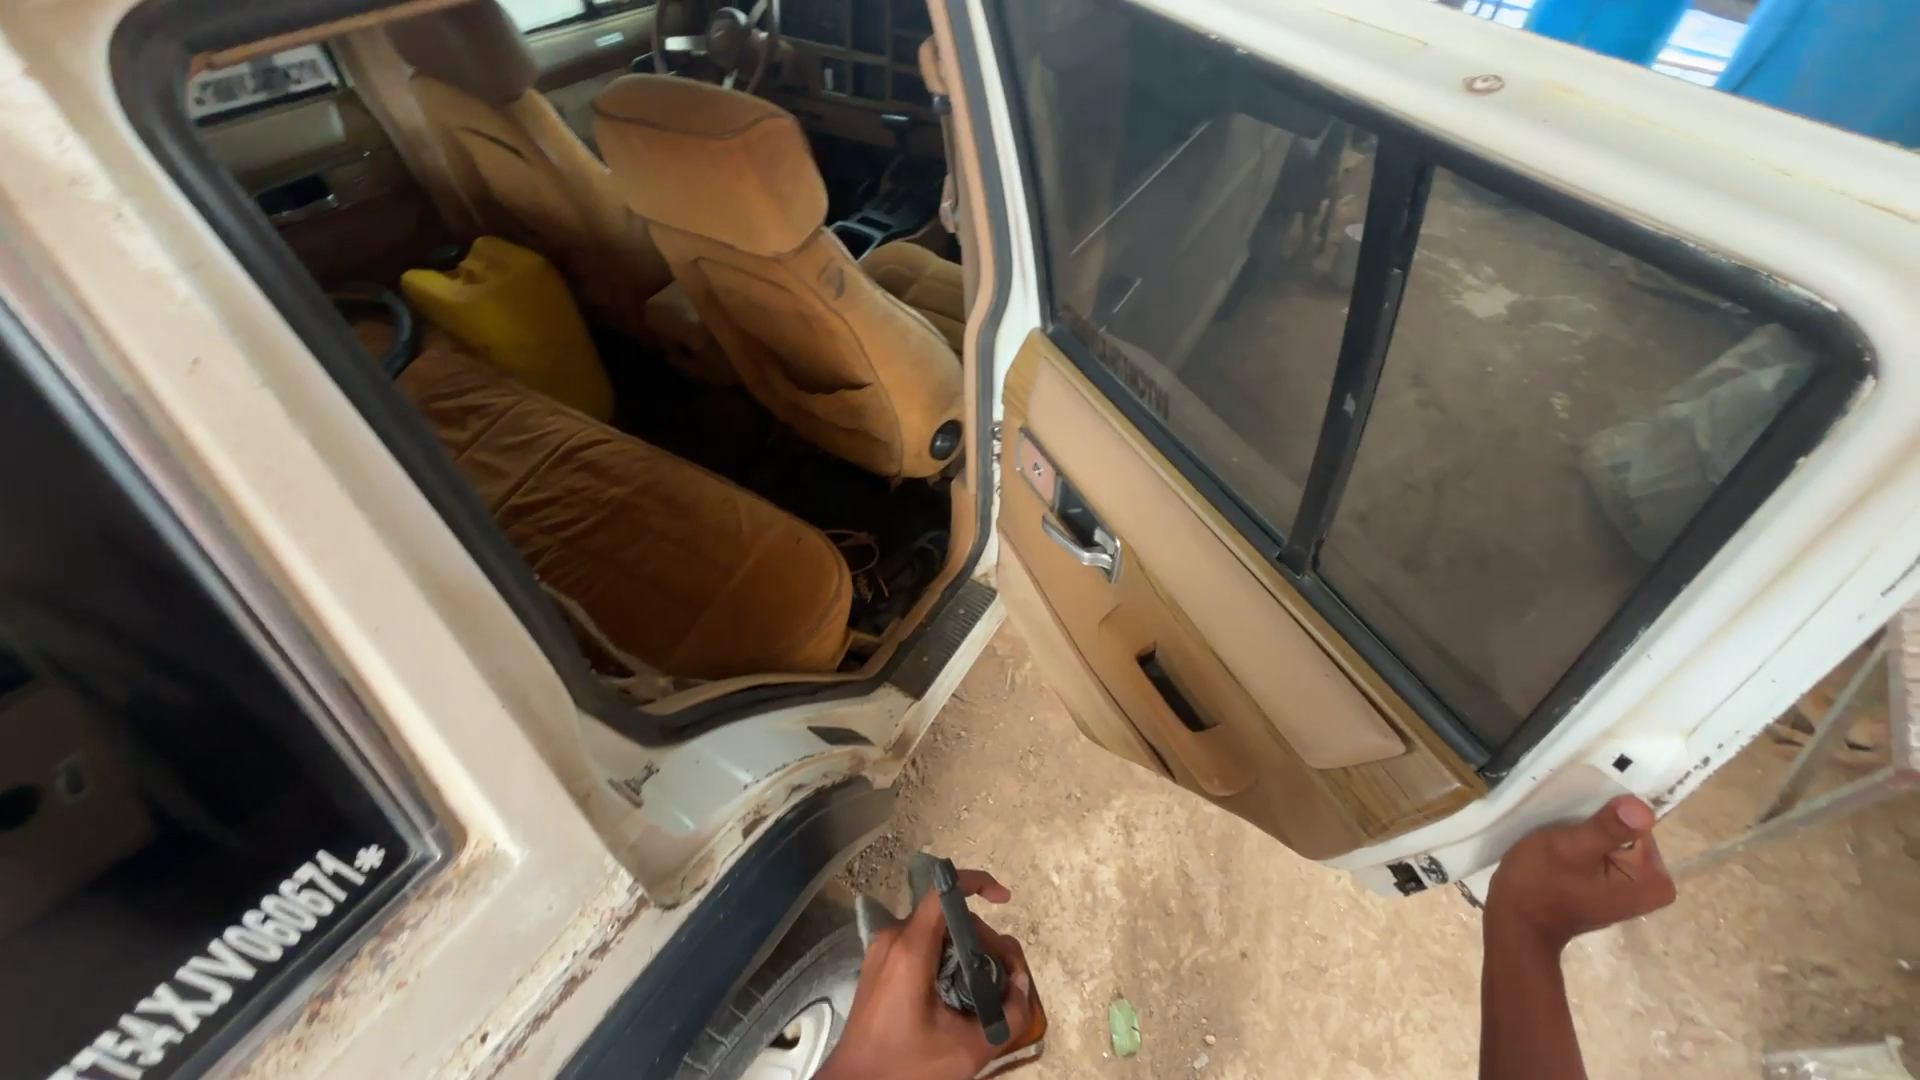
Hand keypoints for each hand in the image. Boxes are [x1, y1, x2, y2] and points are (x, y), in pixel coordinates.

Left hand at [818, 870, 1036, 1079]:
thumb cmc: (906, 1068)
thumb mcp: (966, 1050)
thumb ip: (1006, 1017)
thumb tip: (1023, 984)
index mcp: (910, 948)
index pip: (943, 890)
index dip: (976, 882)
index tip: (1003, 898)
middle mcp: (893, 938)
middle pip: (947, 917)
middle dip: (982, 939)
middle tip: (1004, 976)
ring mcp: (882, 950)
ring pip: (935, 932)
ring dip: (965, 951)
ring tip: (985, 989)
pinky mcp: (878, 965)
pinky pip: (919, 946)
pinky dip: (945, 958)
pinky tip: (959, 992)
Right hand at [1484, 794, 1676, 953]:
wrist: (1518, 921)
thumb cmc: (1540, 883)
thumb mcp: (1569, 848)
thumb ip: (1606, 828)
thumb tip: (1641, 806)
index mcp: (1654, 878)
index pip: (1631, 825)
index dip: (1596, 821)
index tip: (1570, 832)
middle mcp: (1656, 886)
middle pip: (1624, 834)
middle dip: (1589, 830)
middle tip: (1559, 841)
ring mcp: (1636, 891)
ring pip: (1611, 844)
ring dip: (1581, 839)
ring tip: (1555, 848)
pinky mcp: (1615, 891)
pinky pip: (1603, 857)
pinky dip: (1581, 852)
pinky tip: (1559, 859)